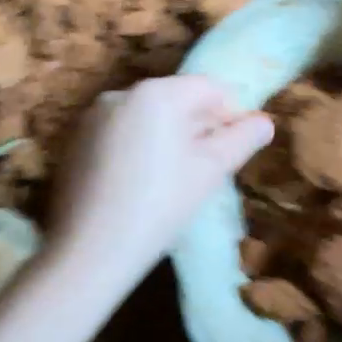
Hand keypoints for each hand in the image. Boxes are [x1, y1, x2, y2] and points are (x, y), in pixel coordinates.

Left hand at [49, 75, 273, 272]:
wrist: (87, 254)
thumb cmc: (160, 204)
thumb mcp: (211, 170)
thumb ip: (243, 139)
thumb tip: (266, 122)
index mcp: (157, 92)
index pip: (209, 87)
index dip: (231, 113)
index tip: (237, 147)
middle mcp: (122, 94)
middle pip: (177, 99)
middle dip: (200, 125)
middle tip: (211, 166)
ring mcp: (93, 118)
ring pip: (149, 117)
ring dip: (170, 136)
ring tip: (178, 178)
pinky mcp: (76, 143)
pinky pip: (122, 133)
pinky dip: (140, 148)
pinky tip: (143, 185)